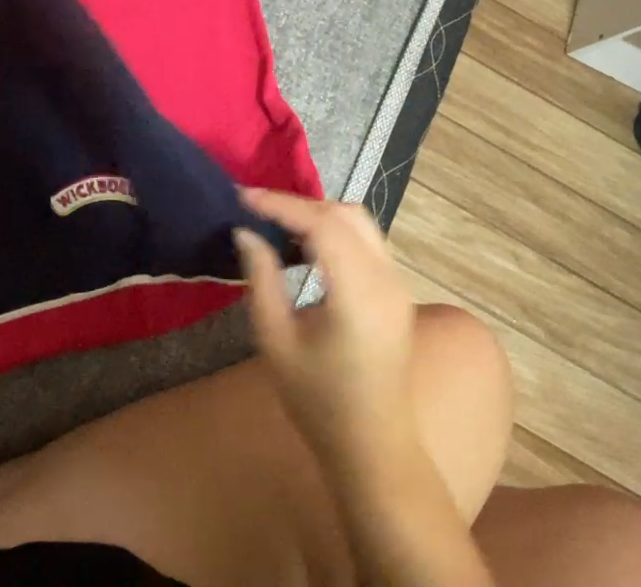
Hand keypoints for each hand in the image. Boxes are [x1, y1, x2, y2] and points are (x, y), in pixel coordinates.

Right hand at [234, 189, 419, 464]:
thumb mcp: (275, 340)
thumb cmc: (316, 399)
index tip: (242, 197)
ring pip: (361, 222)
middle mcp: (386, 280)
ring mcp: (398, 285)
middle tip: (256, 209)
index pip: (322, 224)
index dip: (281, 204)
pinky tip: (304, 246)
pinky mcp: (397, 292)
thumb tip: (246, 233)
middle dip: (299, 204)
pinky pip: (367, 242)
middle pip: (346, 214)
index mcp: (357, 293)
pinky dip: (335, 230)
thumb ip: (261, 279)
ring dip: (319, 214)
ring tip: (276, 224)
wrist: (371, 444)